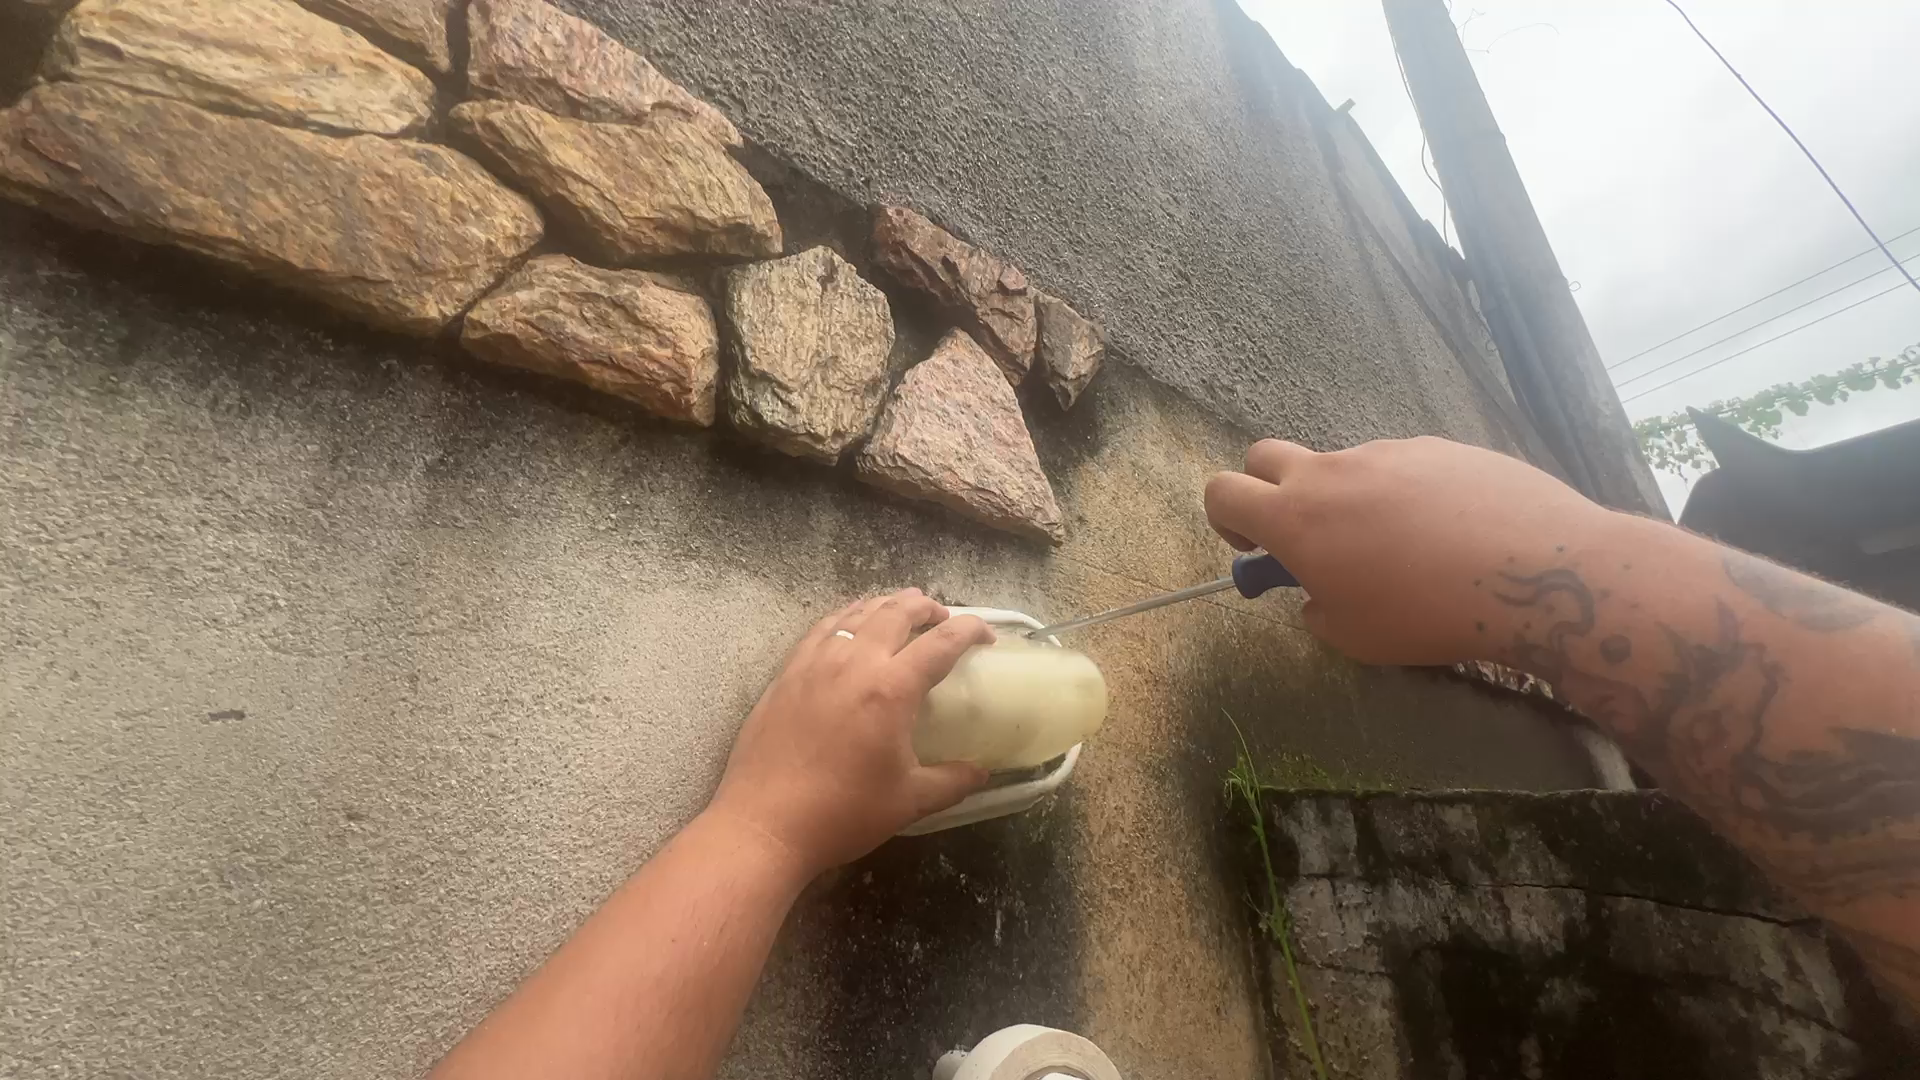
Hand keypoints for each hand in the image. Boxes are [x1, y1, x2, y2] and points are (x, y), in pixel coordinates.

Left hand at [706, 589, 995, 876]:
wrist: (764, 825)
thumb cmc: (842, 813)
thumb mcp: (909, 801)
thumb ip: (952, 782)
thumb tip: (982, 774)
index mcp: (891, 689)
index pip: (941, 643)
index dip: (969, 630)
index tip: (986, 634)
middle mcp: (855, 662)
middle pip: (896, 613)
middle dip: (926, 606)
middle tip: (943, 615)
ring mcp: (816, 662)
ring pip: (857, 613)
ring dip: (887, 605)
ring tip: (903, 607)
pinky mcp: (788, 672)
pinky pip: (823, 628)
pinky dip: (846, 616)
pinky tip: (850, 623)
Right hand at [1204, 437, 1613, 664]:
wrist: (1541, 575)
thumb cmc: (1425, 613)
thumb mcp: (1351, 635)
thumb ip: (1314, 608)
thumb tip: (1318, 594)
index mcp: (1293, 518)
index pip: (1221, 491)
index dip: (1223, 518)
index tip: (1253, 547)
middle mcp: (1329, 473)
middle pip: (1263, 455)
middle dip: (1265, 488)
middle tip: (1304, 532)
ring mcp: (1385, 452)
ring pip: (1339, 465)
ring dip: (1345, 497)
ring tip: (1402, 544)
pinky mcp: (1437, 446)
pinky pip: (1398, 465)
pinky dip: (1401, 492)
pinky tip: (1447, 529)